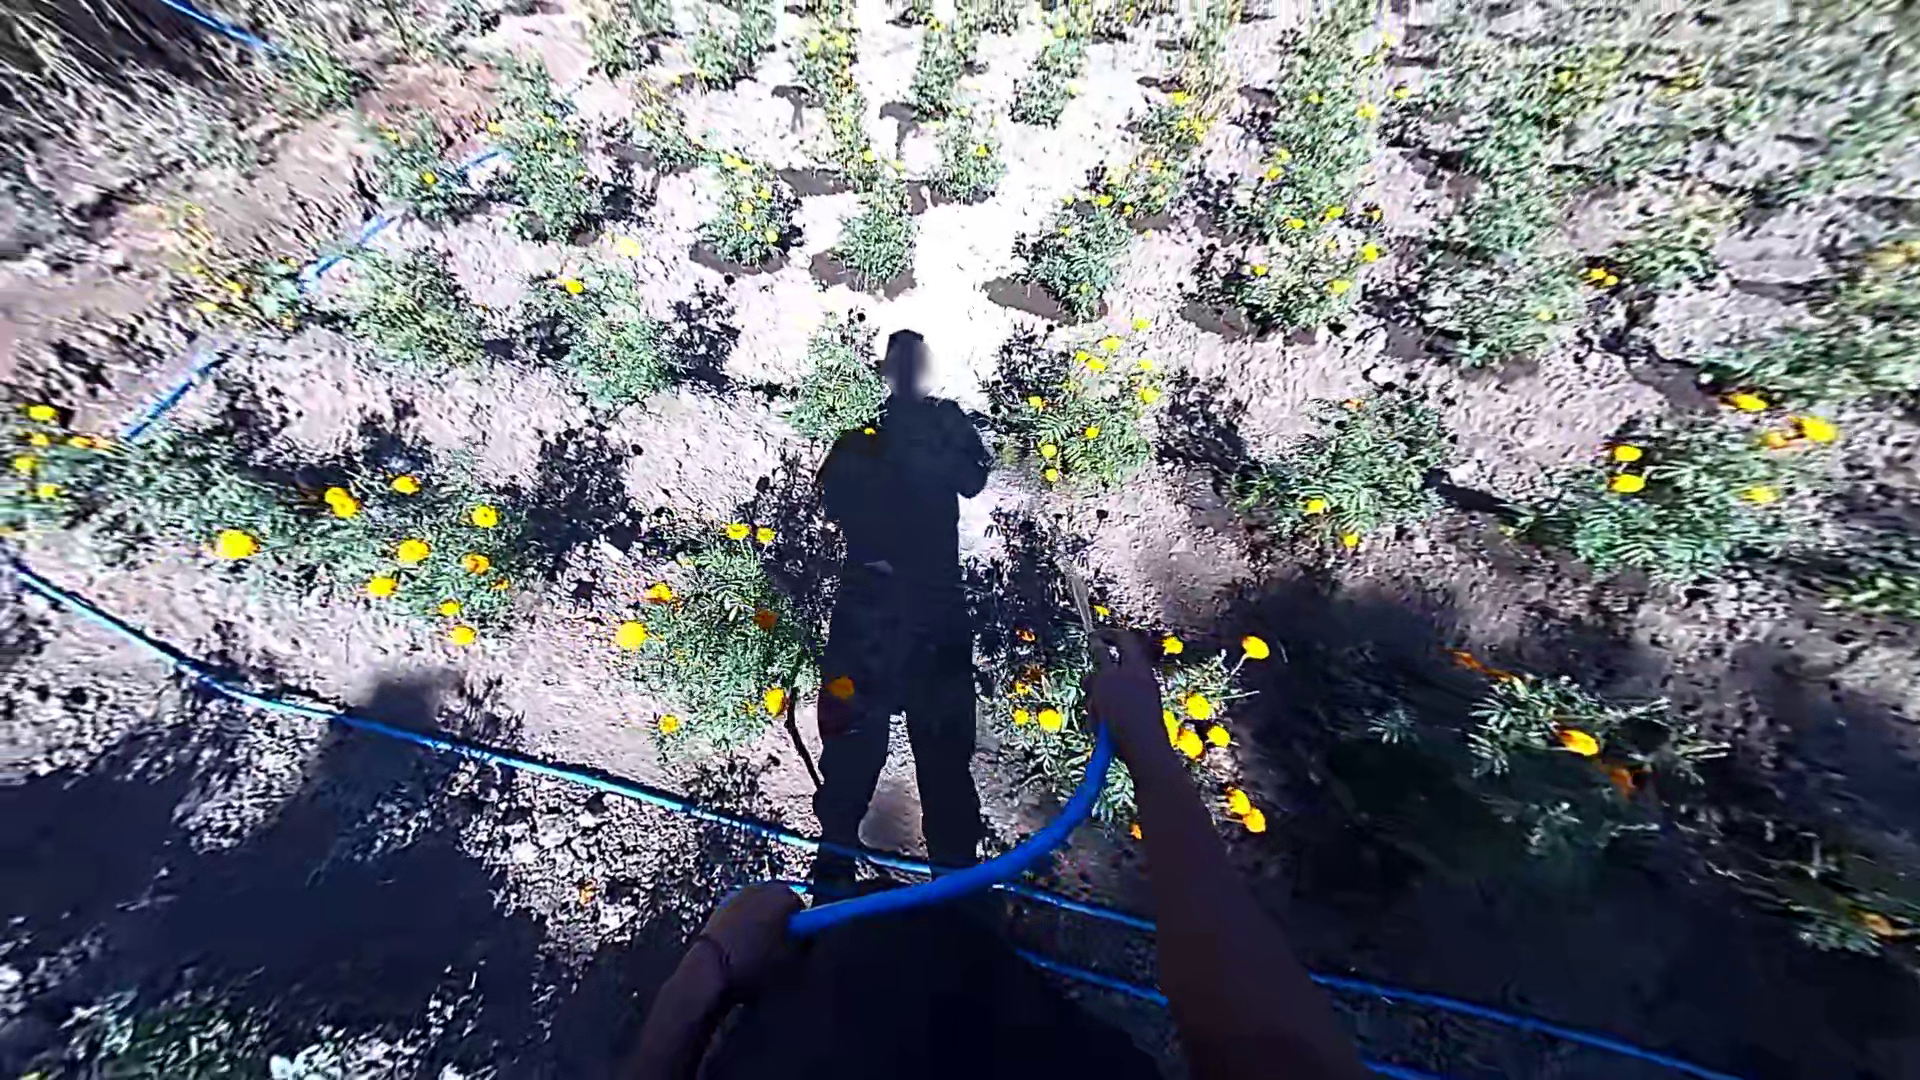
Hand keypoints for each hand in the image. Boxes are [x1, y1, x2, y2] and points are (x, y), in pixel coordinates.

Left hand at [695, 883, 801, 990]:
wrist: (708, 970)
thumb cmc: (752, 964)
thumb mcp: (788, 961)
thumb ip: (806, 943)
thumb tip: (810, 936)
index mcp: (784, 896)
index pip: (802, 907)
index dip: (800, 927)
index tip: (794, 944)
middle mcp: (765, 887)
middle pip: (781, 902)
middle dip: (780, 921)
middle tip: (776, 947)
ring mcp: (743, 893)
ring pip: (761, 906)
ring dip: (762, 920)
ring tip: (755, 948)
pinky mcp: (725, 903)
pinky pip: (743, 911)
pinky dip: (745, 922)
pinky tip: (739, 944)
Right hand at [1084, 630, 1172, 770]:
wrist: (1143, 751)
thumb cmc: (1123, 713)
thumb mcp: (1106, 681)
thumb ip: (1101, 658)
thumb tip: (1095, 641)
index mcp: (1137, 667)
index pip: (1123, 639)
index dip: (1107, 634)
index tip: (1091, 636)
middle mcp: (1140, 681)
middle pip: (1109, 670)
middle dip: (1094, 681)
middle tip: (1088, 689)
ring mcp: (1138, 701)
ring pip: (1106, 693)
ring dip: (1095, 703)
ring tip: (1097, 718)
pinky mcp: (1133, 720)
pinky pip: (1110, 713)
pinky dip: (1101, 718)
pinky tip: (1100, 730)